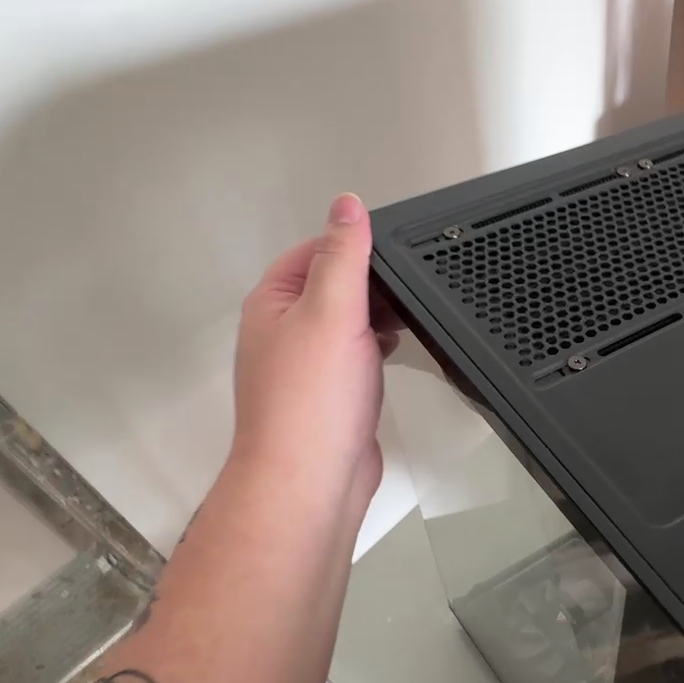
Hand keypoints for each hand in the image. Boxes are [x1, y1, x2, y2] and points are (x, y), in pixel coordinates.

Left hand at [231, 194, 398, 523]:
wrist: (311, 479)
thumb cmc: (314, 399)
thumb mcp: (332, 311)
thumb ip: (344, 257)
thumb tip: (347, 204)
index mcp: (272, 303)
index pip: (312, 252)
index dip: (352, 245)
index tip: (395, 249)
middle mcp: (282, 332)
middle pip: (329, 288)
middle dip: (369, 283)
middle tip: (411, 285)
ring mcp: (304, 368)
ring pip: (343, 325)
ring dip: (373, 317)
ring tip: (409, 316)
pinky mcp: (328, 398)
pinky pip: (352, 358)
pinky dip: (374, 348)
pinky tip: (395, 353)